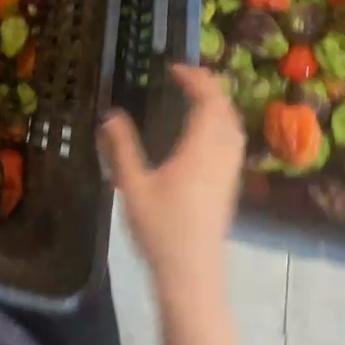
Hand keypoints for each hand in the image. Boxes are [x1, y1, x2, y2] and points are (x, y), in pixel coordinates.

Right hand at [99, 64, 244, 286]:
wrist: (192, 277)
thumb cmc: (161, 230)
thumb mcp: (132, 186)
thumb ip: (121, 147)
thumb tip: (110, 114)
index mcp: (200, 151)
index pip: (208, 103)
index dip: (195, 79)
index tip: (173, 67)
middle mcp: (220, 158)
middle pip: (226, 112)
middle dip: (210, 87)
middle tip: (185, 75)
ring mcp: (228, 175)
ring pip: (233, 129)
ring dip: (218, 106)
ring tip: (195, 97)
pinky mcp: (228, 189)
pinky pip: (232, 144)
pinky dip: (221, 125)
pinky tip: (202, 133)